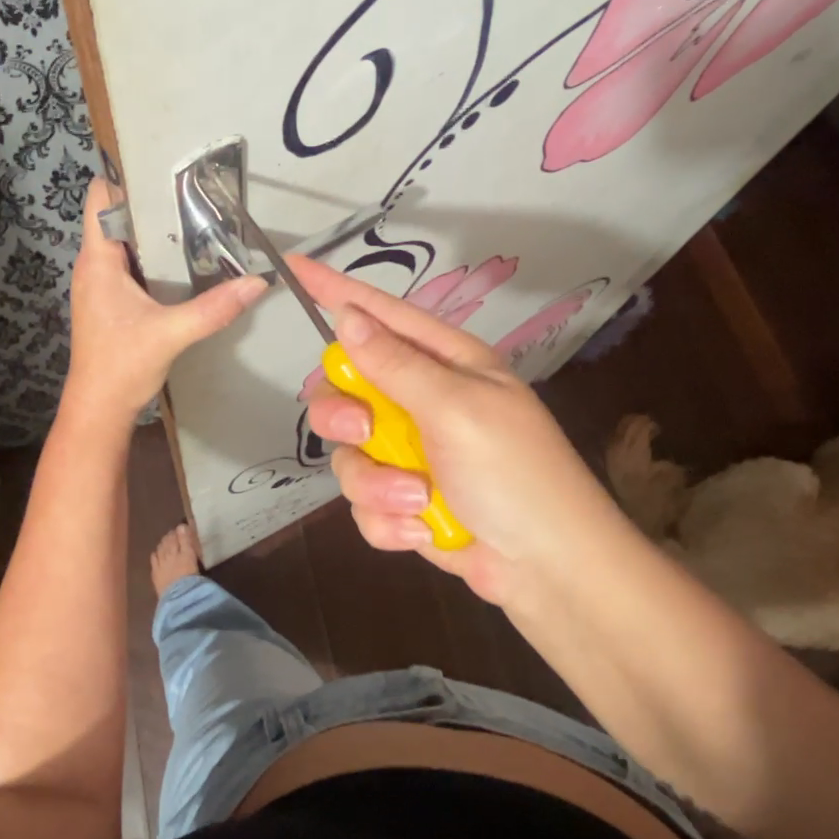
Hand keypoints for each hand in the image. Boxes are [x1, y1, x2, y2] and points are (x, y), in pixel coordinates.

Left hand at [65, 177, 266, 419]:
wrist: (98, 410)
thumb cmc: (120, 367)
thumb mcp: (170, 335)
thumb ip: (214, 308)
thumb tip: (257, 282)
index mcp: (97, 261)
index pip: (99, 198)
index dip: (125, 179)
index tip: (166, 173)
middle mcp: (94, 265)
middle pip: (117, 216)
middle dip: (152, 204)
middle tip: (195, 194)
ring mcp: (101, 284)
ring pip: (126, 242)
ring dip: (155, 233)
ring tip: (196, 220)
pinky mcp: (111, 301)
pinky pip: (131, 265)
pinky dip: (154, 258)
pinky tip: (185, 262)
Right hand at [289, 255, 630, 604]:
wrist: (546, 570)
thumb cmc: (516, 475)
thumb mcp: (457, 408)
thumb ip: (395, 364)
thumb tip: (346, 315)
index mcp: (444, 363)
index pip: (379, 314)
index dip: (334, 291)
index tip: (291, 269)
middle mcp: (420, 400)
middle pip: (343, 388)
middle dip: (345, 417)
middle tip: (367, 433)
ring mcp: (408, 452)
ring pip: (346, 453)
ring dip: (376, 484)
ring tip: (417, 503)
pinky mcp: (400, 499)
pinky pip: (361, 499)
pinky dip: (386, 519)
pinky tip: (420, 532)